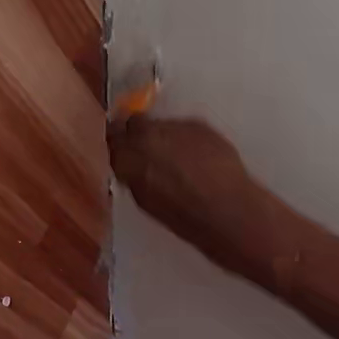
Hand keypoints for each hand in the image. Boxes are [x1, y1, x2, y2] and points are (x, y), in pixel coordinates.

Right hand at [110, 115, 273, 253]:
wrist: (227, 209)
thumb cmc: (181, 215)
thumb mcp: (143, 200)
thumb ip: (131, 176)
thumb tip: (129, 168)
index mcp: (127, 156)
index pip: (111, 138)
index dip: (116, 145)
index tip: (120, 153)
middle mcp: (146, 135)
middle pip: (132, 122)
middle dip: (136, 134)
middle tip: (144, 152)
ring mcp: (175, 126)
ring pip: (159, 123)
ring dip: (160, 136)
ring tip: (174, 158)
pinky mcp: (199, 124)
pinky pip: (183, 127)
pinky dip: (184, 138)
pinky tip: (194, 157)